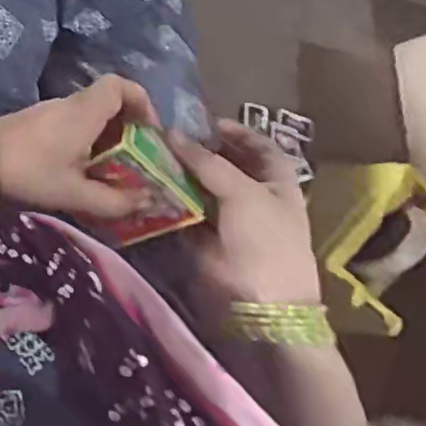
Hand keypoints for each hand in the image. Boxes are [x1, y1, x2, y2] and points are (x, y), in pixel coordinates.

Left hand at [0, 75, 156, 220]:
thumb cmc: (29, 172)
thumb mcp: (75, 193)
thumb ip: (115, 200)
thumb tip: (148, 201)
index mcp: (84, 112)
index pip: (120, 84)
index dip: (142, 101)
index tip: (149, 130)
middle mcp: (68, 104)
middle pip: (108, 102)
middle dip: (127, 128)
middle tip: (136, 159)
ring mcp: (48, 111)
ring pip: (88, 115)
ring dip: (105, 137)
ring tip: (111, 170)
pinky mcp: (34, 122)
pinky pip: (70, 123)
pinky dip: (84, 140)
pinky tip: (81, 169)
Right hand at [168, 119, 321, 307]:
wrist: (259, 304)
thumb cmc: (265, 241)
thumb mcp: (242, 192)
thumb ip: (207, 161)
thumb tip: (172, 133)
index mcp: (277, 182)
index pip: (258, 146)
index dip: (235, 131)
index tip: (202, 121)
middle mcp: (253, 196)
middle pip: (224, 164)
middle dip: (198, 150)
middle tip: (166, 137)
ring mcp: (227, 217)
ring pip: (200, 186)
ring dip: (178, 173)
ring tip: (151, 156)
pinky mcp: (203, 237)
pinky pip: (183, 210)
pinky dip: (169, 198)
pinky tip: (149, 184)